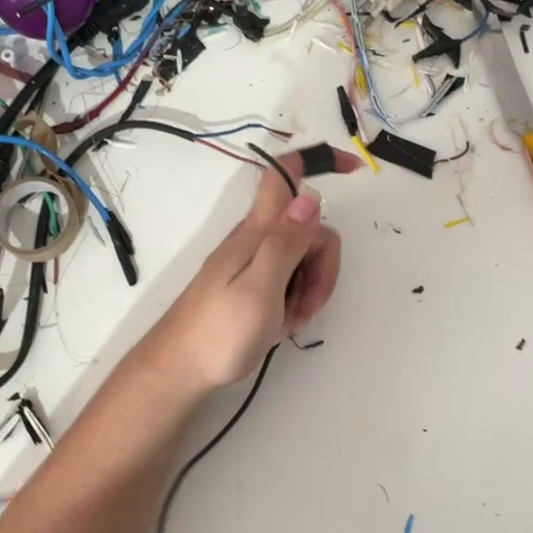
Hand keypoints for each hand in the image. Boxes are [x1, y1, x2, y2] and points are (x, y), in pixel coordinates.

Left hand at [135, 148, 359, 391]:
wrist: (180, 371)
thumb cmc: (219, 331)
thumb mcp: (260, 287)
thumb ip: (286, 242)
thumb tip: (310, 196)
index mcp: (257, 232)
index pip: (285, 178)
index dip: (317, 162)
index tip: (352, 169)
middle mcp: (254, 240)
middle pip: (308, 228)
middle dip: (322, 263)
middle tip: (306, 303)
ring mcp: (252, 263)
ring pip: (302, 257)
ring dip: (309, 287)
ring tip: (289, 319)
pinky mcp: (250, 286)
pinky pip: (287, 280)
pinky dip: (294, 300)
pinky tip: (281, 324)